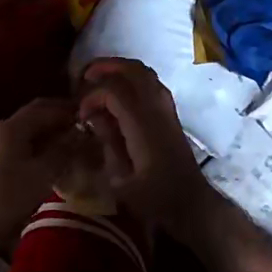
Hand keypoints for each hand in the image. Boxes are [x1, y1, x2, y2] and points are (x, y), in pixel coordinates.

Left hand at [0, 98, 79, 248]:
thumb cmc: (14, 195)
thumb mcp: (45, 172)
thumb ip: (65, 149)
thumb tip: (82, 133)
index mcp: (12, 127)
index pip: (45, 109)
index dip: (68, 111)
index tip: (89, 115)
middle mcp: (4, 127)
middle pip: (36, 112)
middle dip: (59, 115)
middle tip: (83, 121)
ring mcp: (0, 140)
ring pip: (31, 125)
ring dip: (52, 126)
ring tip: (74, 134)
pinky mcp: (0, 154)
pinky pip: (25, 137)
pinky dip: (43, 138)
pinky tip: (57, 147)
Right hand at [78, 58, 217, 240]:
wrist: (191, 204)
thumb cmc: (155, 199)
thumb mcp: (121, 180)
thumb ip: (107, 143)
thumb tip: (94, 116)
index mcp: (144, 125)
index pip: (114, 90)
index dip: (92, 95)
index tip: (80, 114)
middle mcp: (158, 109)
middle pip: (133, 70)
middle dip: (106, 67)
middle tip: (83, 76)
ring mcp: (167, 108)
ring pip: (144, 72)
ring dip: (120, 69)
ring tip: (98, 78)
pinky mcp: (171, 113)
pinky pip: (151, 82)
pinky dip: (132, 78)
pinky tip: (118, 92)